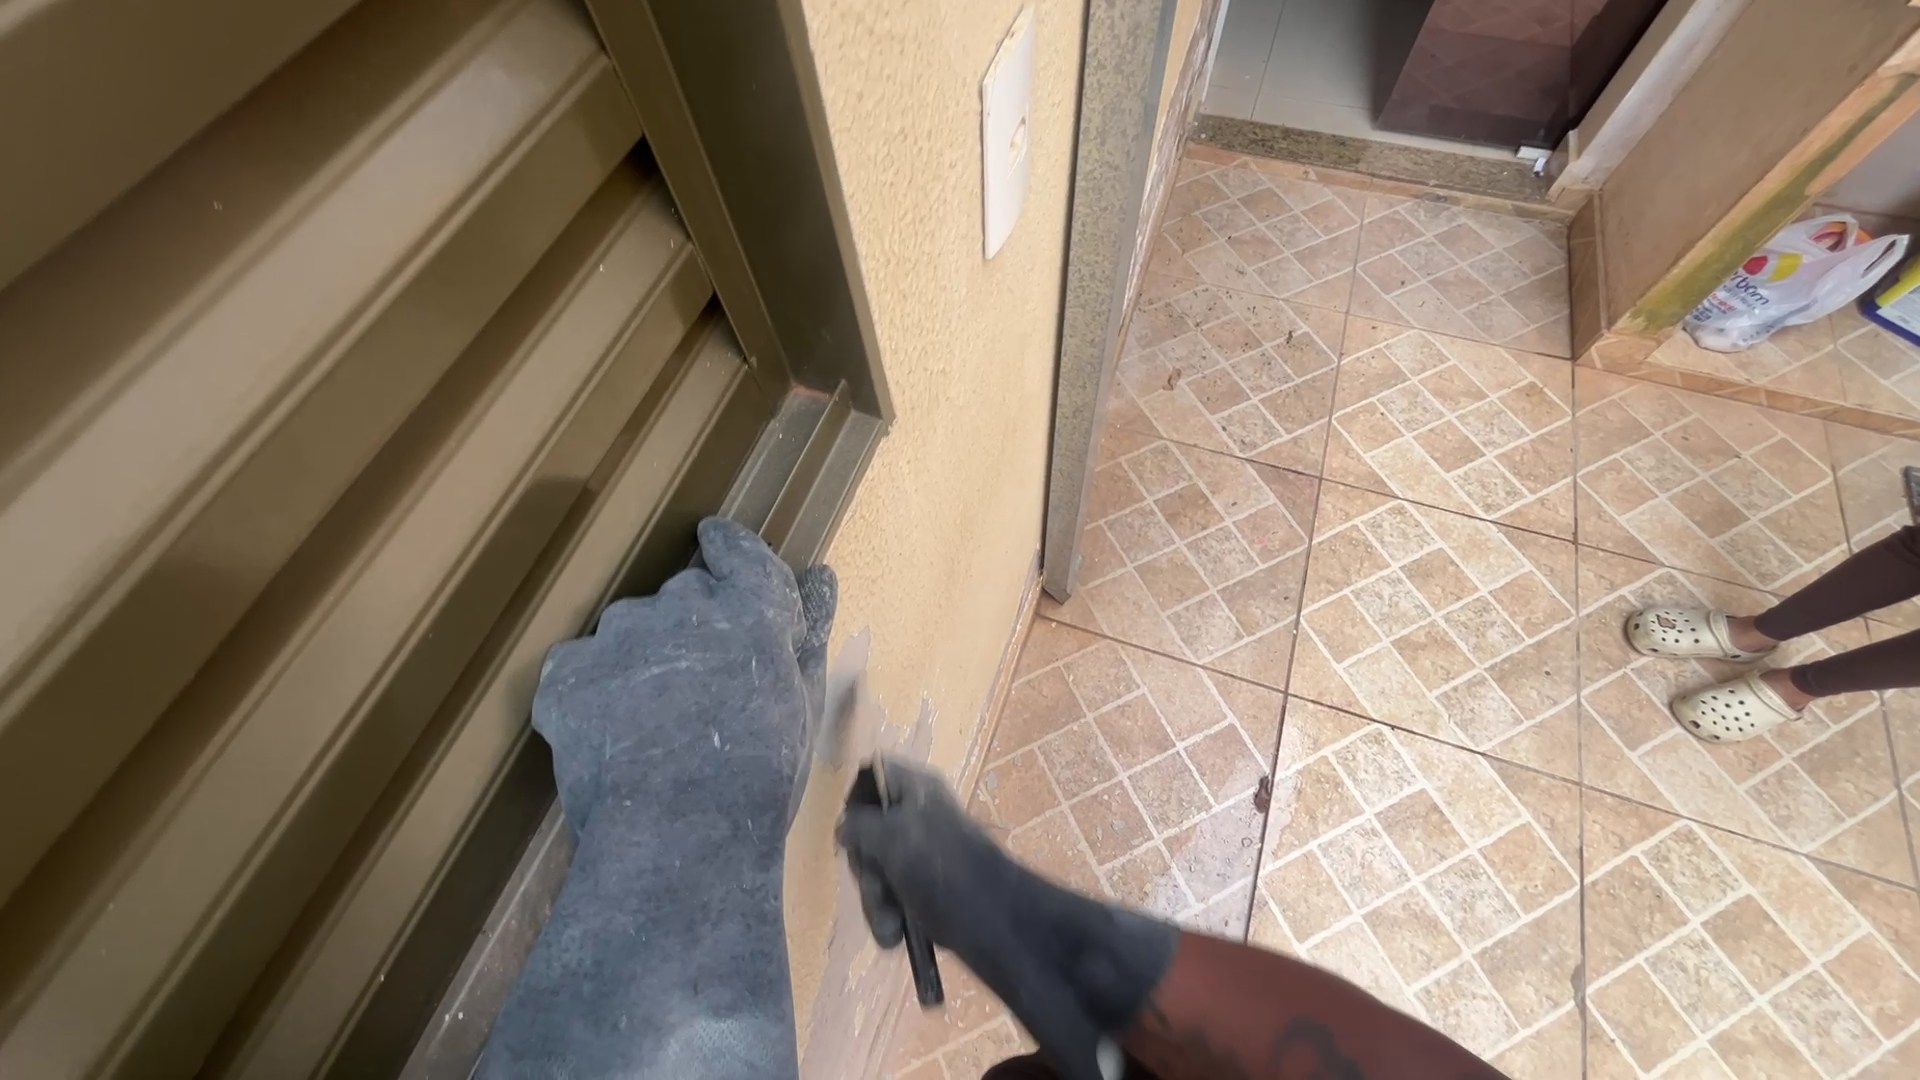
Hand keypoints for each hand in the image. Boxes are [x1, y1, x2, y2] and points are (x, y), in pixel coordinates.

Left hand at [532, 517, 834, 835]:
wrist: (681, 837)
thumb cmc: (763, 774)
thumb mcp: (802, 700)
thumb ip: (808, 629)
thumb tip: (819, 573)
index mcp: (749, 608)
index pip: (738, 552)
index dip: (729, 549)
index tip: (718, 544)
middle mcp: (682, 604)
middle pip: (685, 593)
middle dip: (695, 624)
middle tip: (703, 684)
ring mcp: (619, 637)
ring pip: (632, 629)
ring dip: (645, 656)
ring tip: (656, 720)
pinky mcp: (566, 676)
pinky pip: (582, 665)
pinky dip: (596, 688)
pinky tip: (614, 732)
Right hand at [837, 759, 1175, 1079]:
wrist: (996, 923)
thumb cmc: (943, 868)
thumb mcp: (892, 837)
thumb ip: (859, 826)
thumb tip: (842, 826)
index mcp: (915, 787)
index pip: (872, 773)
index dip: (855, 800)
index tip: (851, 830)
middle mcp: (917, 814)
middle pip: (866, 829)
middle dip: (866, 868)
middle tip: (879, 885)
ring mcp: (922, 853)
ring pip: (875, 870)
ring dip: (876, 902)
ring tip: (891, 924)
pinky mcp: (926, 888)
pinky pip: (891, 896)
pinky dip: (889, 917)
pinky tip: (896, 935)